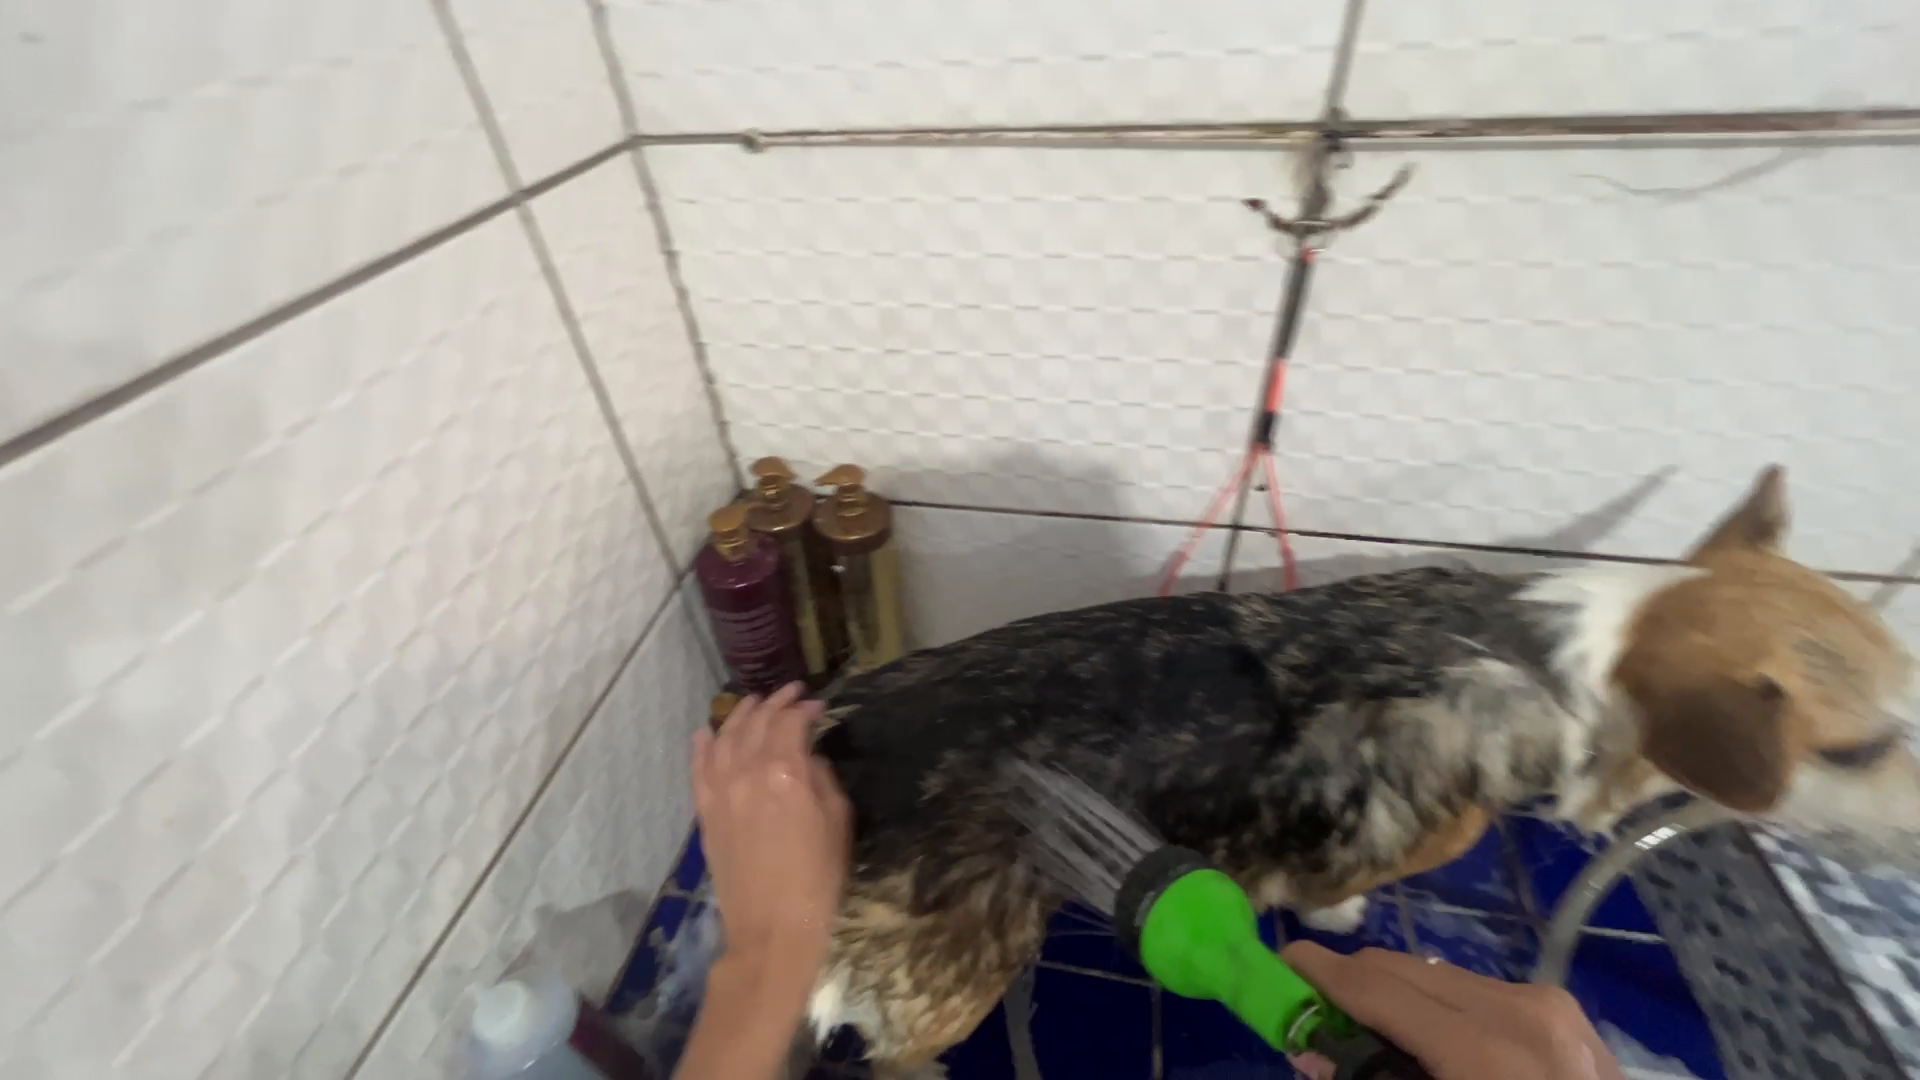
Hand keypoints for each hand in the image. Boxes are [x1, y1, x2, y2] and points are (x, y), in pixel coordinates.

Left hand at [692, 683, 850, 997]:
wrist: (772, 929)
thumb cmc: (818, 876)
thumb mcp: (839, 820)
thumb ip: (823, 778)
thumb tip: (808, 758)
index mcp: (785, 772)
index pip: (791, 723)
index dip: (806, 709)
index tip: (819, 706)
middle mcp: (747, 772)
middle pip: (757, 723)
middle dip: (775, 703)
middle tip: (791, 693)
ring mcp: (721, 792)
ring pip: (725, 737)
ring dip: (740, 715)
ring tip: (754, 702)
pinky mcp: (706, 814)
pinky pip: (699, 770)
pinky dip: (703, 747)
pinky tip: (706, 733)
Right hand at [1281, 944, 1626, 1079]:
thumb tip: (1308, 1047)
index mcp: (1487, 1054)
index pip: (1371, 985)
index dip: (1313, 972)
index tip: (1276, 968)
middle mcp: (1516, 1009)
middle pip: (1393, 967)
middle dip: (1346, 984)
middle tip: (1317, 1016)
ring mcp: (1544, 1002)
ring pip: (1428, 971)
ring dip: (1392, 994)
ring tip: (1381, 1036)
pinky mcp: (1559, 1004)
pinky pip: (1468, 985)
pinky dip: (1436, 1003)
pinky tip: (1436, 1040)